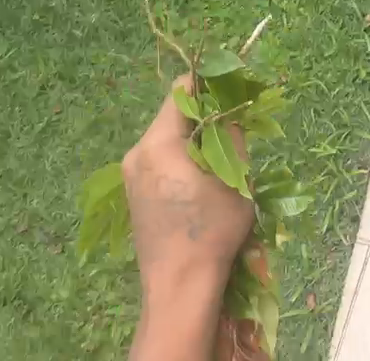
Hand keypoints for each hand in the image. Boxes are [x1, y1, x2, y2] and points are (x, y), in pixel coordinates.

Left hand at [124, 76, 256, 360]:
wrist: (180, 287)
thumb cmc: (211, 228)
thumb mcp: (235, 174)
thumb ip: (231, 130)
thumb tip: (231, 102)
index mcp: (158, 142)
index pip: (182, 89)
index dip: (212, 82)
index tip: (238, 90)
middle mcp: (137, 152)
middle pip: (175, 112)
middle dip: (207, 112)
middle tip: (238, 124)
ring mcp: (131, 174)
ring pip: (170, 136)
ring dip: (197, 136)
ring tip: (224, 154)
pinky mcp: (134, 192)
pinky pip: (162, 156)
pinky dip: (184, 155)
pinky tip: (205, 176)